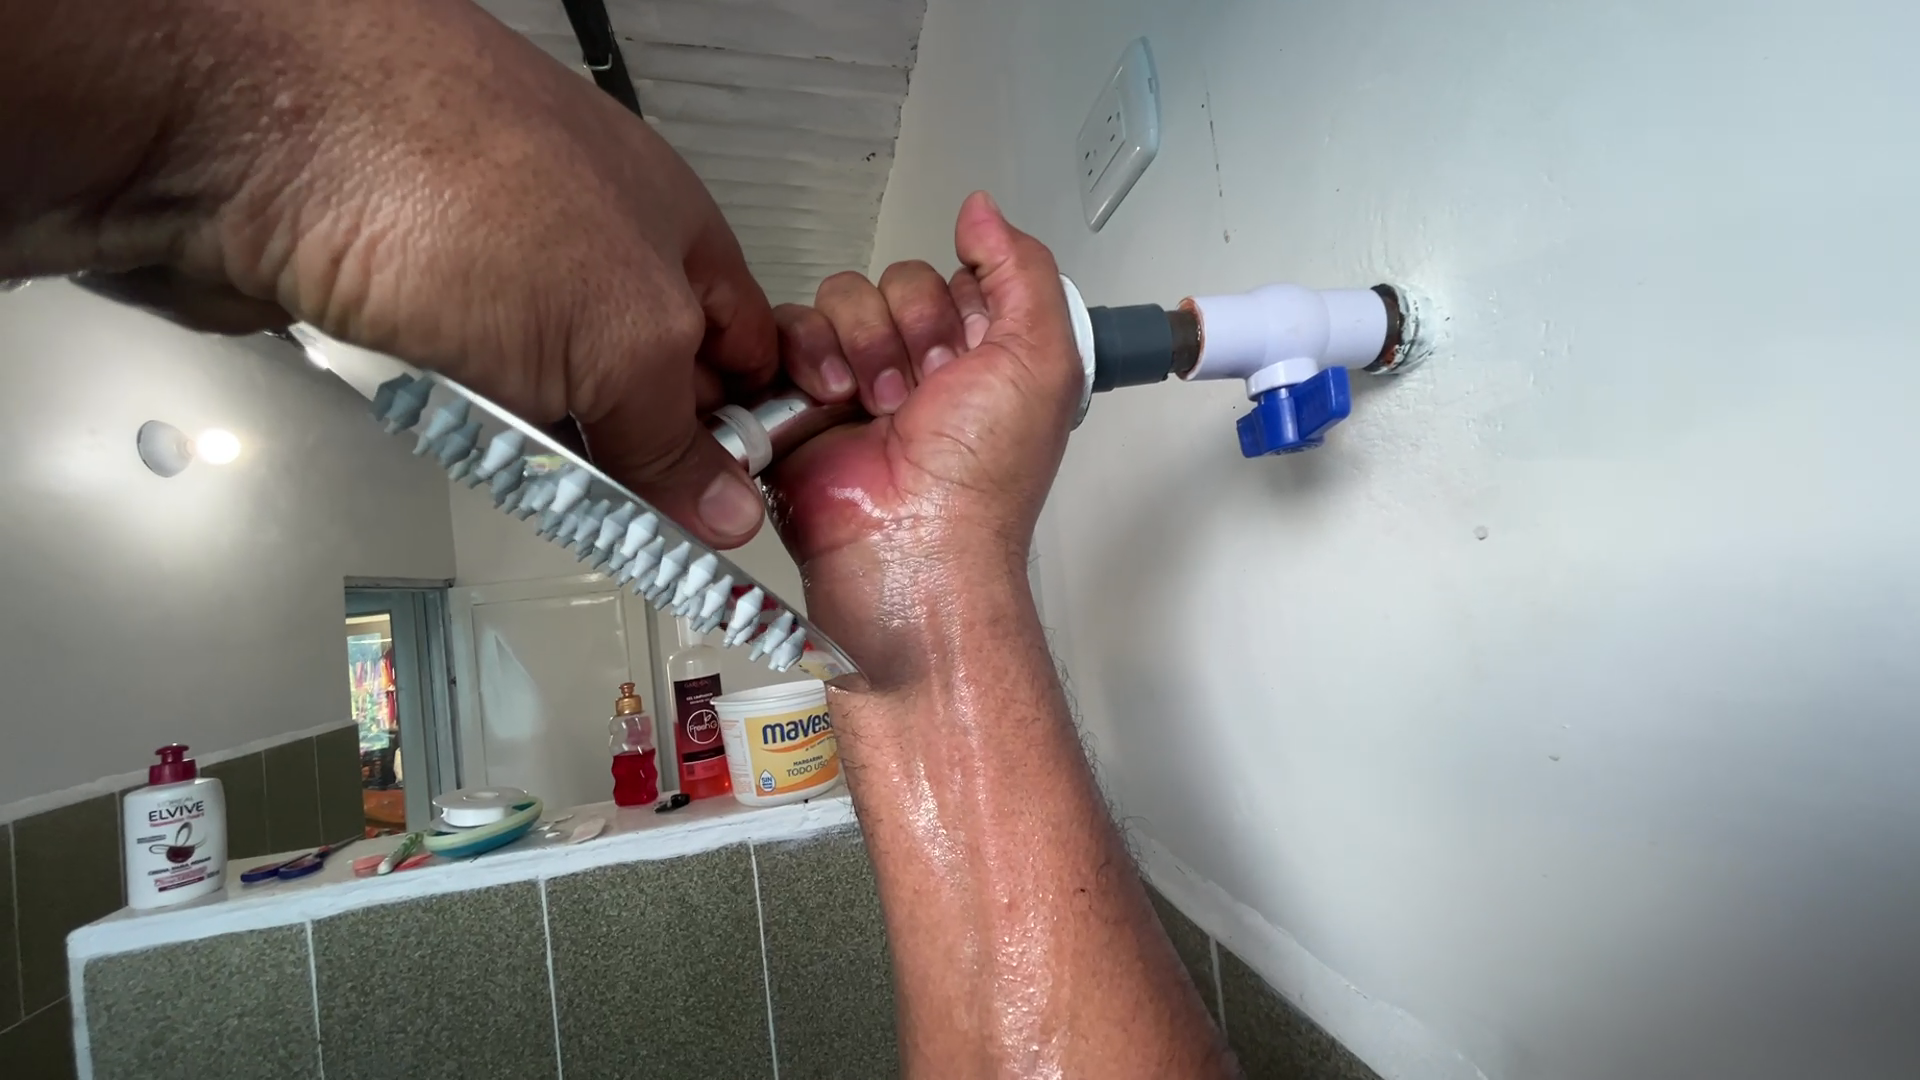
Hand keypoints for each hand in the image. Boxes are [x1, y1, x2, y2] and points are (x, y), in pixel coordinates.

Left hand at [0, 0, 774, 545]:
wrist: (240, 121)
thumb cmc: (486, 215)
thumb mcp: (620, 342)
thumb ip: (678, 441)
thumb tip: (736, 521)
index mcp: (681, 235)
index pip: (751, 348)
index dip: (758, 421)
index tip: (746, 501)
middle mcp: (608, 250)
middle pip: (665, 377)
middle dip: (667, 448)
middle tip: (661, 525)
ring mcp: (514, 275)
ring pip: (579, 390)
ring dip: (583, 446)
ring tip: (584, 502)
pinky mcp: (430, 301)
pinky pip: (499, 387)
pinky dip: (507, 430)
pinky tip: (505, 455)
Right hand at [762, 192, 1082, 685]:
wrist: (912, 549)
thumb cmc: (983, 476)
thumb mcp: (1041, 361)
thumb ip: (1022, 272)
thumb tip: (980, 211)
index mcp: (978, 358)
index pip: (954, 276)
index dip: (955, 305)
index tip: (964, 358)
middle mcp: (918, 367)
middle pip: (895, 283)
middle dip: (909, 329)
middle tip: (921, 393)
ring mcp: (858, 383)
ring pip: (840, 300)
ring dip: (860, 344)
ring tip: (875, 408)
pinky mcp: (801, 403)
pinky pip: (787, 333)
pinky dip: (805, 354)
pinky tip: (829, 400)